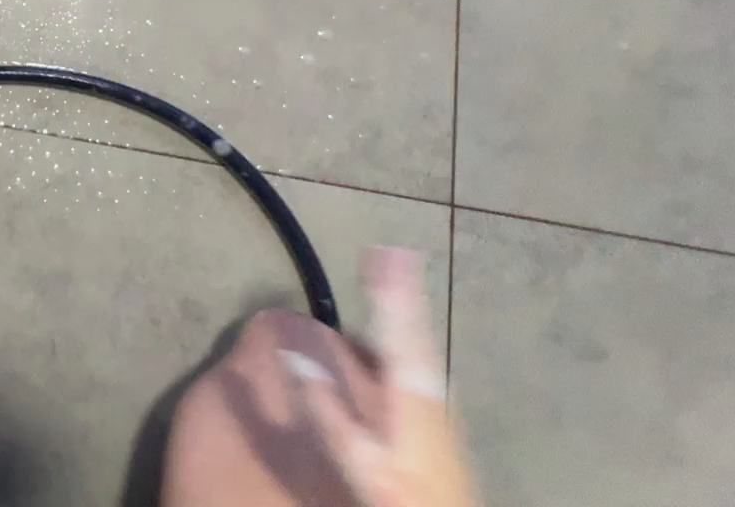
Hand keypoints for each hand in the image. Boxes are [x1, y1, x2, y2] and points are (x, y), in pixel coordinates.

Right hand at [283, 247, 478, 506]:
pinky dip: (404, 335)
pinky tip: (389, 337)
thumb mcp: (356, 455)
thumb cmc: (398, 490)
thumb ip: (326, 406)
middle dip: (401, 291)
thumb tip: (295, 355)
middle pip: (414, 331)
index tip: (387, 252)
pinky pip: (417, 361)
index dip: (391, 292)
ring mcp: (439, 404)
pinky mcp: (439, 416)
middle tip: (393, 251)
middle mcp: (430, 389)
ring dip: (405, 309)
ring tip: (391, 277)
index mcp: (409, 393)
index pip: (398, 331)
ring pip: (419, 345)